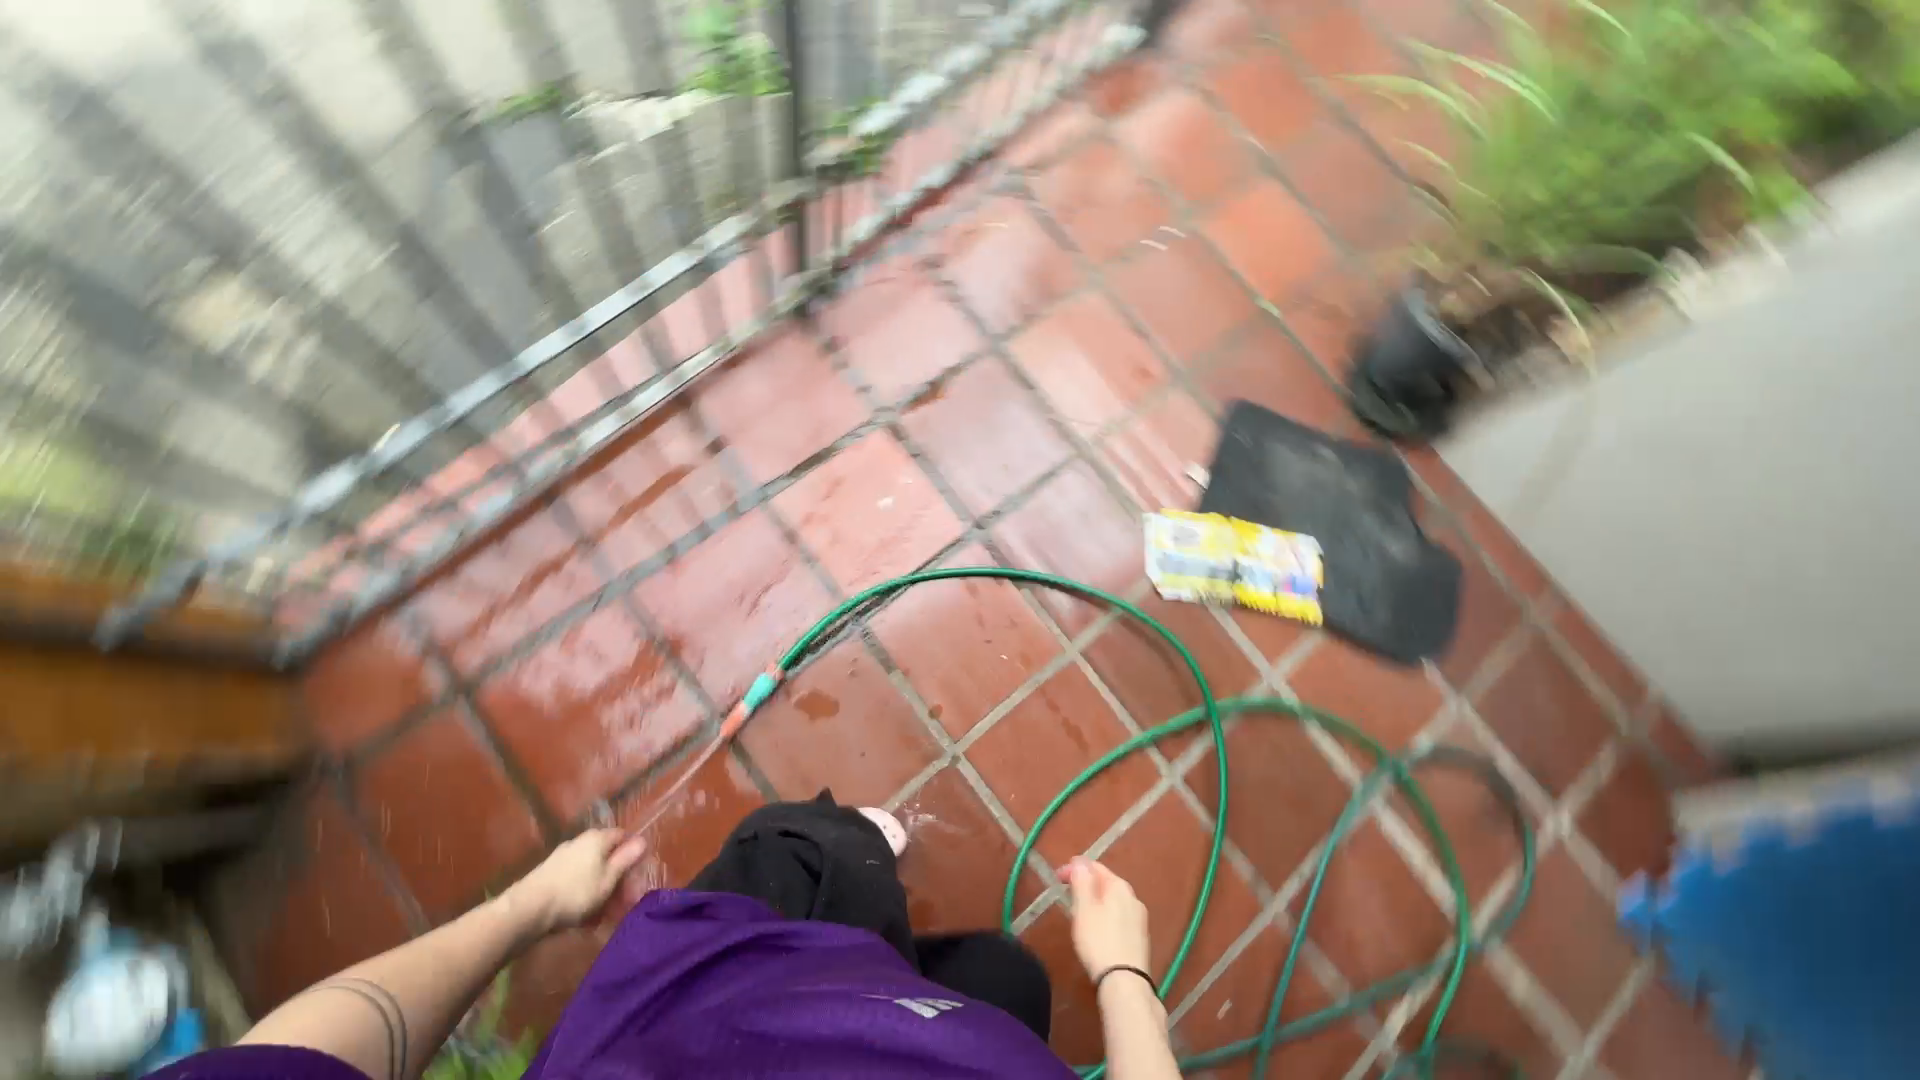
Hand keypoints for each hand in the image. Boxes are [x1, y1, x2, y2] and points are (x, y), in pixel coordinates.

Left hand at [504, 829, 648, 934]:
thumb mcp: (608, 879)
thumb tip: (642, 840)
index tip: (637, 876)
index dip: (633, 854)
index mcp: (597, 838)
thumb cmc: (576, 892)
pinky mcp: (550, 874)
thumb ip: (626, 859)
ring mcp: (563, 858)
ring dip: (601, 890)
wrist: (527, 909)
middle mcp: (580, 842)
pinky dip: (584, 895)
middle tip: (623, 902)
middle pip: (607, 856)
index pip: (623, 837)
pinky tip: (584, 917)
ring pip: (591, 871)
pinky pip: (576, 881)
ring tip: (604, 915)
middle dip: (618, 878)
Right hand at [1065, 856, 1150, 979]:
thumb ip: (1081, 881)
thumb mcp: (1084, 908)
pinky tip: (1097, 931)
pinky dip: (1105, 916)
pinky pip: (1118, 917)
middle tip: (1066, 895)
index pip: (1094, 867)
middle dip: (1085, 885)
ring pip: (1112, 901)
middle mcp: (1133, 898)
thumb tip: (1079, 862)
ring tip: (1079, 913)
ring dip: (1095, 901)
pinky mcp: (1140, 937)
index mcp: (1119, 886)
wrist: (1125, 981)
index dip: (1073, 869)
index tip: (1056, 877)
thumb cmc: (1099, 940)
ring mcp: (1139, 918)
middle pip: (1105, 883)